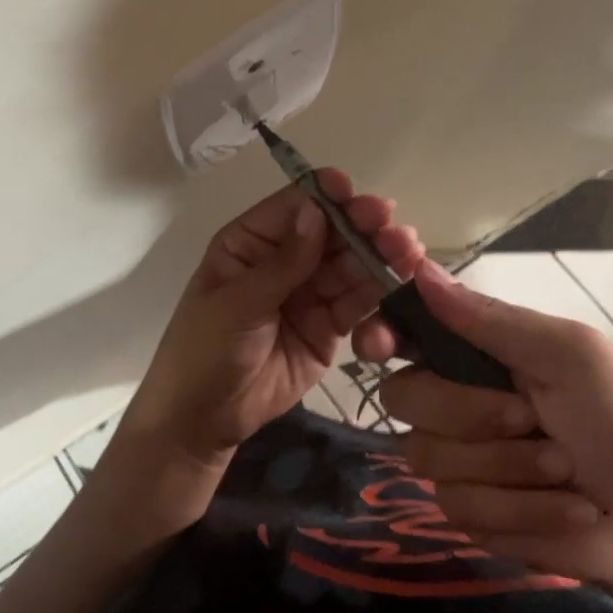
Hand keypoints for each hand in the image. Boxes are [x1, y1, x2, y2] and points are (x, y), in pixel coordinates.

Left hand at [124, 169, 422, 467]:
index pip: (292, 210)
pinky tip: (399, 294)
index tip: (358, 194)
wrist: (203, 418)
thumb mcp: (237, 304)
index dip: (325, 198)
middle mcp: (282, 263)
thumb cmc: (204, 350)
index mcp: (248, 244)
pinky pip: (357, 308)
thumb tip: (316, 210)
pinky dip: (378, 302)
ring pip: (350, 269)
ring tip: (409, 255)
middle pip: (331, 236)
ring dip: (380, 261)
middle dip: (363, 230)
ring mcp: (307, 296)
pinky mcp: (327, 330)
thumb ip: (282, 263)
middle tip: (396, 232)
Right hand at [363, 260, 612, 590]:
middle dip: (468, 413)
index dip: (378, 336)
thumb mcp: (569, 356)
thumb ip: (490, 320)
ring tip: (566, 472)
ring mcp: (457, 461)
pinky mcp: (469, 514)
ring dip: (508, 467)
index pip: (400, 336)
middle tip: (530, 419)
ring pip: (427, 456)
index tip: (378, 348)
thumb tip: (419, 269)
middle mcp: (454, 404)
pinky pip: (459, 507)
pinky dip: (523, 510)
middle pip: (401, 397)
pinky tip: (568, 511)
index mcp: (475, 357)